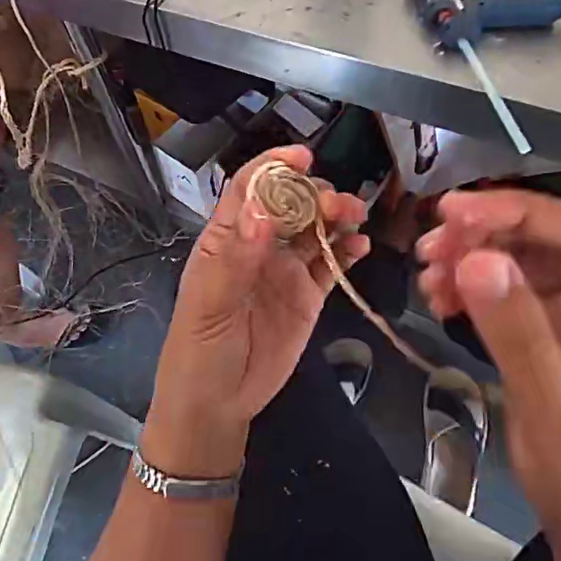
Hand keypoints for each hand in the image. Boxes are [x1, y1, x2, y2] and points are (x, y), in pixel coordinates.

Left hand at [146, 146, 368, 477]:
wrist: (217, 403)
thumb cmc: (199, 350)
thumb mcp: (209, 305)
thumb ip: (237, 260)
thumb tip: (264, 213)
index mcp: (227, 239)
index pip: (250, 189)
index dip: (274, 167)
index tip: (302, 157)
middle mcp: (259, 246)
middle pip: (291, 204)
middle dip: (314, 194)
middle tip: (336, 204)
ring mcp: (286, 270)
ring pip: (316, 229)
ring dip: (336, 216)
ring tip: (354, 216)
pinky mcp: (308, 295)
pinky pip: (331, 264)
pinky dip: (348, 250)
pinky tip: (360, 245)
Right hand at [416, 190, 560, 560]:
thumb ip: (520, 336)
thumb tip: (476, 258)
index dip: (525, 215)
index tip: (457, 214)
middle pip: (556, 250)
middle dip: (491, 237)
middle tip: (430, 243)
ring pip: (529, 273)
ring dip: (476, 263)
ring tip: (426, 272)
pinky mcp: (556, 355)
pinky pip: (513, 307)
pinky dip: (475, 296)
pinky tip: (441, 299)